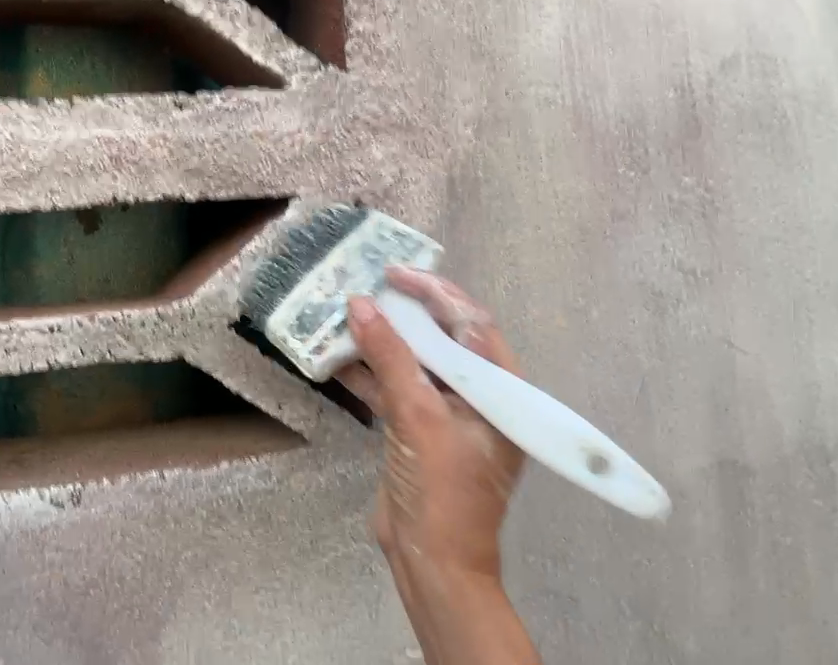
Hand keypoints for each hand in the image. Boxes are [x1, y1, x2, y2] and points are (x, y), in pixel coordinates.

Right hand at [338, 267, 540, 664]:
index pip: (471, 323)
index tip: (393, 274)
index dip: (434, 293)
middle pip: (440, 338)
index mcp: (500, 392)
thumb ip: (391, 357)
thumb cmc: (442, 490)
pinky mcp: (417, 431)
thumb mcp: (418, 417)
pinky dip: (368, 373)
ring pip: (412, 362)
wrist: (432, 564)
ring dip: (380, 341)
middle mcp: (478, 397)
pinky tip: (336, 357)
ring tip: (344, 314)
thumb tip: (359, 304)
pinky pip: (394, 389)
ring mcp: (446, 415)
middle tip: (365, 285)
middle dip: (402, 313)